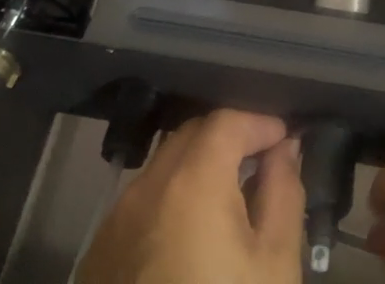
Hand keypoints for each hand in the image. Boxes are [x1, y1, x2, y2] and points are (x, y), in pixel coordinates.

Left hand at [77, 109, 304, 283]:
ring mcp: (116, 221)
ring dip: (197, 167)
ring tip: (231, 200)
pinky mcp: (100, 254)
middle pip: (190, 136)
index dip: (260, 121)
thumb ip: (283, 193)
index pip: (227, 120)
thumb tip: (285, 150)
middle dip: (228, 138)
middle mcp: (146, 188)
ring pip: (161, 168)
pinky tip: (191, 236)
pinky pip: (140, 204)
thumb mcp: (274, 263)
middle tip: (262, 161)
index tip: (285, 138)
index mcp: (192, 182)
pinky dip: (170, 199)